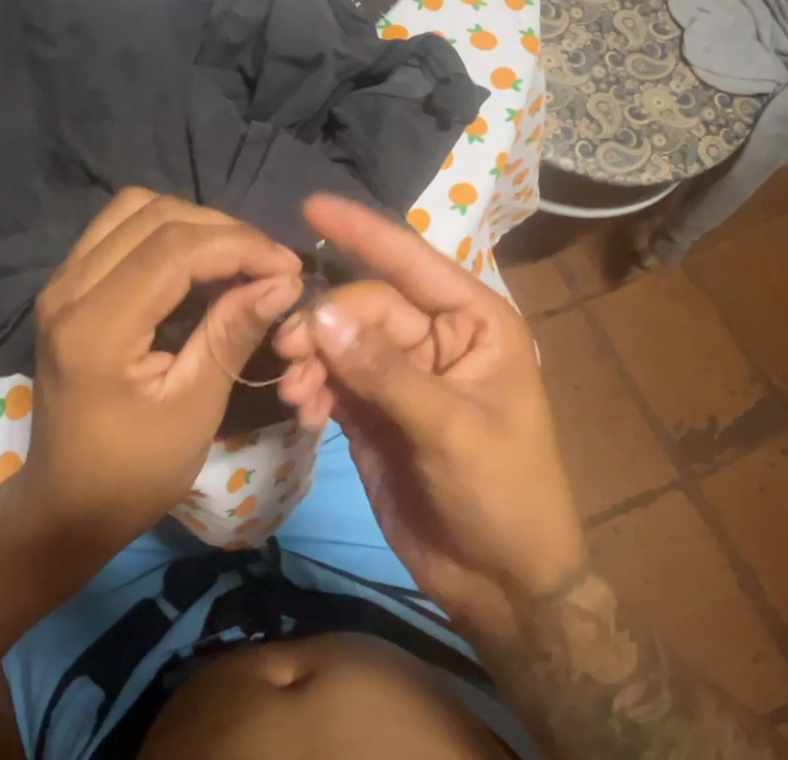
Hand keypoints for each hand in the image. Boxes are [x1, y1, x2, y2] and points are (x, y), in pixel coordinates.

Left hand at [18, 188, 304, 558]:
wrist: (69, 502)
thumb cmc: (136, 470)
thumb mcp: (195, 406)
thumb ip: (232, 332)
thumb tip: (284, 280)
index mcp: (97, 327)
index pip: (175, 248)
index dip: (241, 245)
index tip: (289, 268)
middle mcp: (68, 288)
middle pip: (154, 214)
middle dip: (222, 229)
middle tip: (268, 265)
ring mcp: (60, 282)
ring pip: (133, 208)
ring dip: (193, 223)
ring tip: (237, 260)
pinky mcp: (65, 286)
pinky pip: (118, 229)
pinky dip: (165, 232)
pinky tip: (198, 263)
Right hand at [273, 195, 584, 635]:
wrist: (501, 581)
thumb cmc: (502, 493)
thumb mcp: (450, 429)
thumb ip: (383, 371)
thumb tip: (319, 316)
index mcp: (475, 324)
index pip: (412, 263)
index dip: (362, 233)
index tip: (309, 206)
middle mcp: (437, 338)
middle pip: (364, 307)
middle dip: (323, 324)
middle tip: (285, 350)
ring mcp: (402, 375)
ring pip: (342, 342)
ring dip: (311, 360)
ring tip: (294, 392)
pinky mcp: (374, 411)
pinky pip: (333, 380)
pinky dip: (313, 389)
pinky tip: (304, 411)